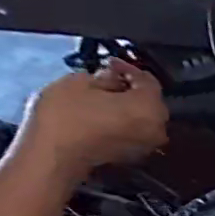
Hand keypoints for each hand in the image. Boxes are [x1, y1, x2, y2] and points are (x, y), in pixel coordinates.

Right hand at [17, 59, 167, 175]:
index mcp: (149, 109)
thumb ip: (106, 77)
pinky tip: (108, 110)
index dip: (130, 68)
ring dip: (130, 103)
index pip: (149, 82)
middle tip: (110, 75)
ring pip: (146, 116)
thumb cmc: (67, 114)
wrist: (57, 153)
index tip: (112, 62)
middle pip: (151, 101)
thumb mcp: (82, 83)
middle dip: (133, 87)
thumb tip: (115, 77)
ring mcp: (150, 144)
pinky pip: (138, 129)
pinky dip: (128, 118)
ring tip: (106, 91)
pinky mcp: (138, 153)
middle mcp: (158, 128)